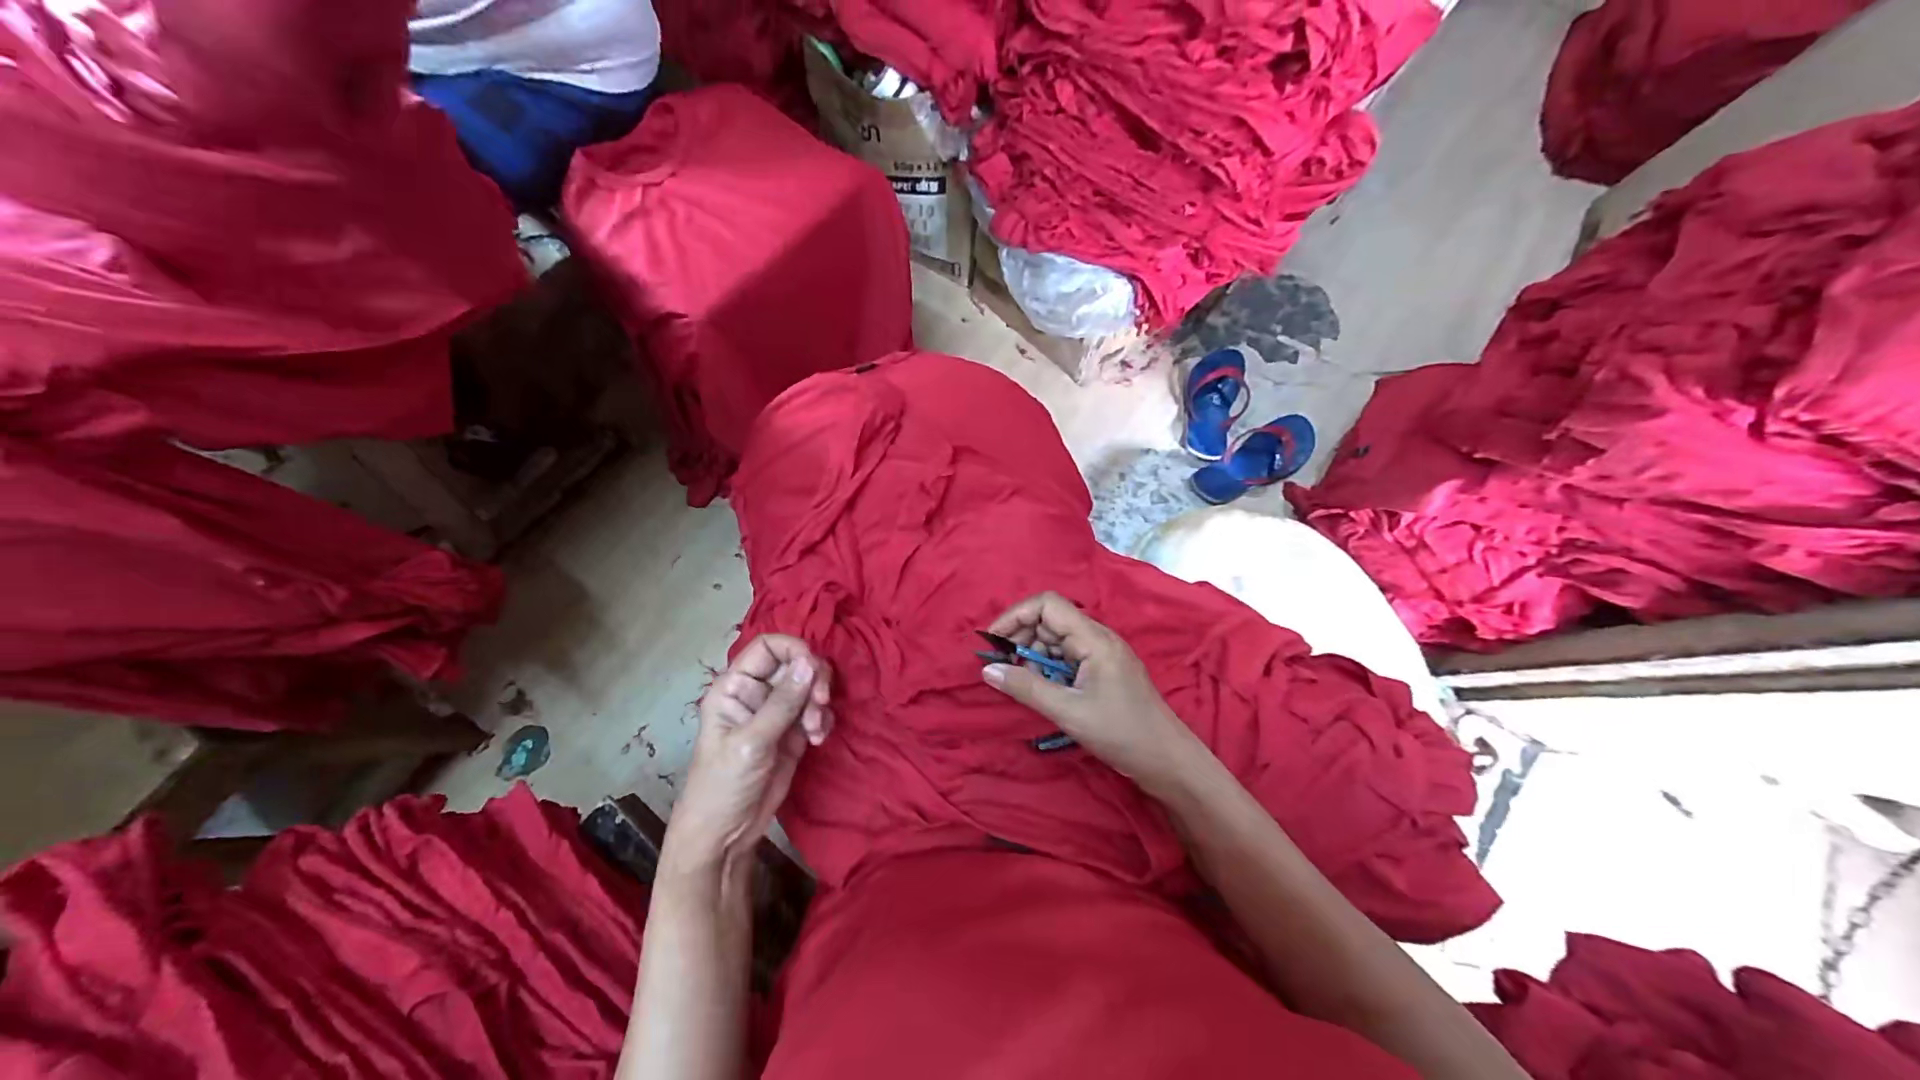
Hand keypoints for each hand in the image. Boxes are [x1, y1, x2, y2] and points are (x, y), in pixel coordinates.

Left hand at [664, 634, 831, 873]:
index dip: (794, 649)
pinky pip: (815, 713)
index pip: (768, 647)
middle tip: (820, 704)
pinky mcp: (792, 733)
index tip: (813, 669)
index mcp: (735, 686)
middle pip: (796, 664)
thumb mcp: (751, 743)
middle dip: (813, 680)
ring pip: (810, 687)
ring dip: (819, 704)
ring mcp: (776, 713)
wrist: (724, 834)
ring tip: (814, 732)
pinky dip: (822, 721)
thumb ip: (782, 703)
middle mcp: (757, 692)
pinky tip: (816, 740)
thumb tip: (811, 662)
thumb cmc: (722, 784)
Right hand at [982, 592, 1208, 795]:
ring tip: (1022, 683)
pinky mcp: (1102, 670)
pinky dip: (1048, 668)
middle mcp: (1098, 638)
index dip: (1015, 616)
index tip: (992, 642)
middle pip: (1049, 620)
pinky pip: (1067, 657)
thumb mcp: (1068, 711)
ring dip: (1032, 655)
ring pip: (1056, 639)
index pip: (1047, 604)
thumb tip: (987, 669)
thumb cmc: (1121, 733)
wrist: (1167, 760)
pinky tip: (1042, 689)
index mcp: (1094, 638)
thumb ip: (1026, 687)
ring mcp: (1101, 654)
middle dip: (1020, 637)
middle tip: (1002, 667)